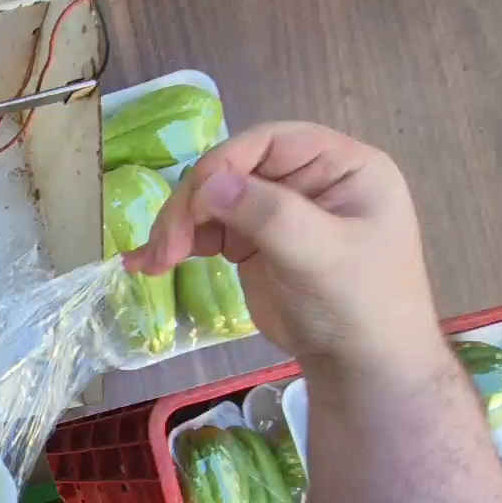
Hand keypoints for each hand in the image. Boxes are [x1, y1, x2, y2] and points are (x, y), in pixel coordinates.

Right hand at [124, 122, 446, 379]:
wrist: (356, 360)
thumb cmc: (357, 302)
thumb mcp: (319, 254)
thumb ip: (268, 214)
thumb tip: (206, 183)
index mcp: (338, 166)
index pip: (268, 142)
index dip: (222, 165)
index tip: (193, 207)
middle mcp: (302, 181)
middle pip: (227, 173)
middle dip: (189, 208)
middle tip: (166, 251)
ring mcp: (272, 212)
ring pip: (207, 202)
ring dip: (174, 229)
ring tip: (155, 265)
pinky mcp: (247, 243)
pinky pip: (202, 233)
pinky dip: (172, 246)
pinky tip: (144, 264)